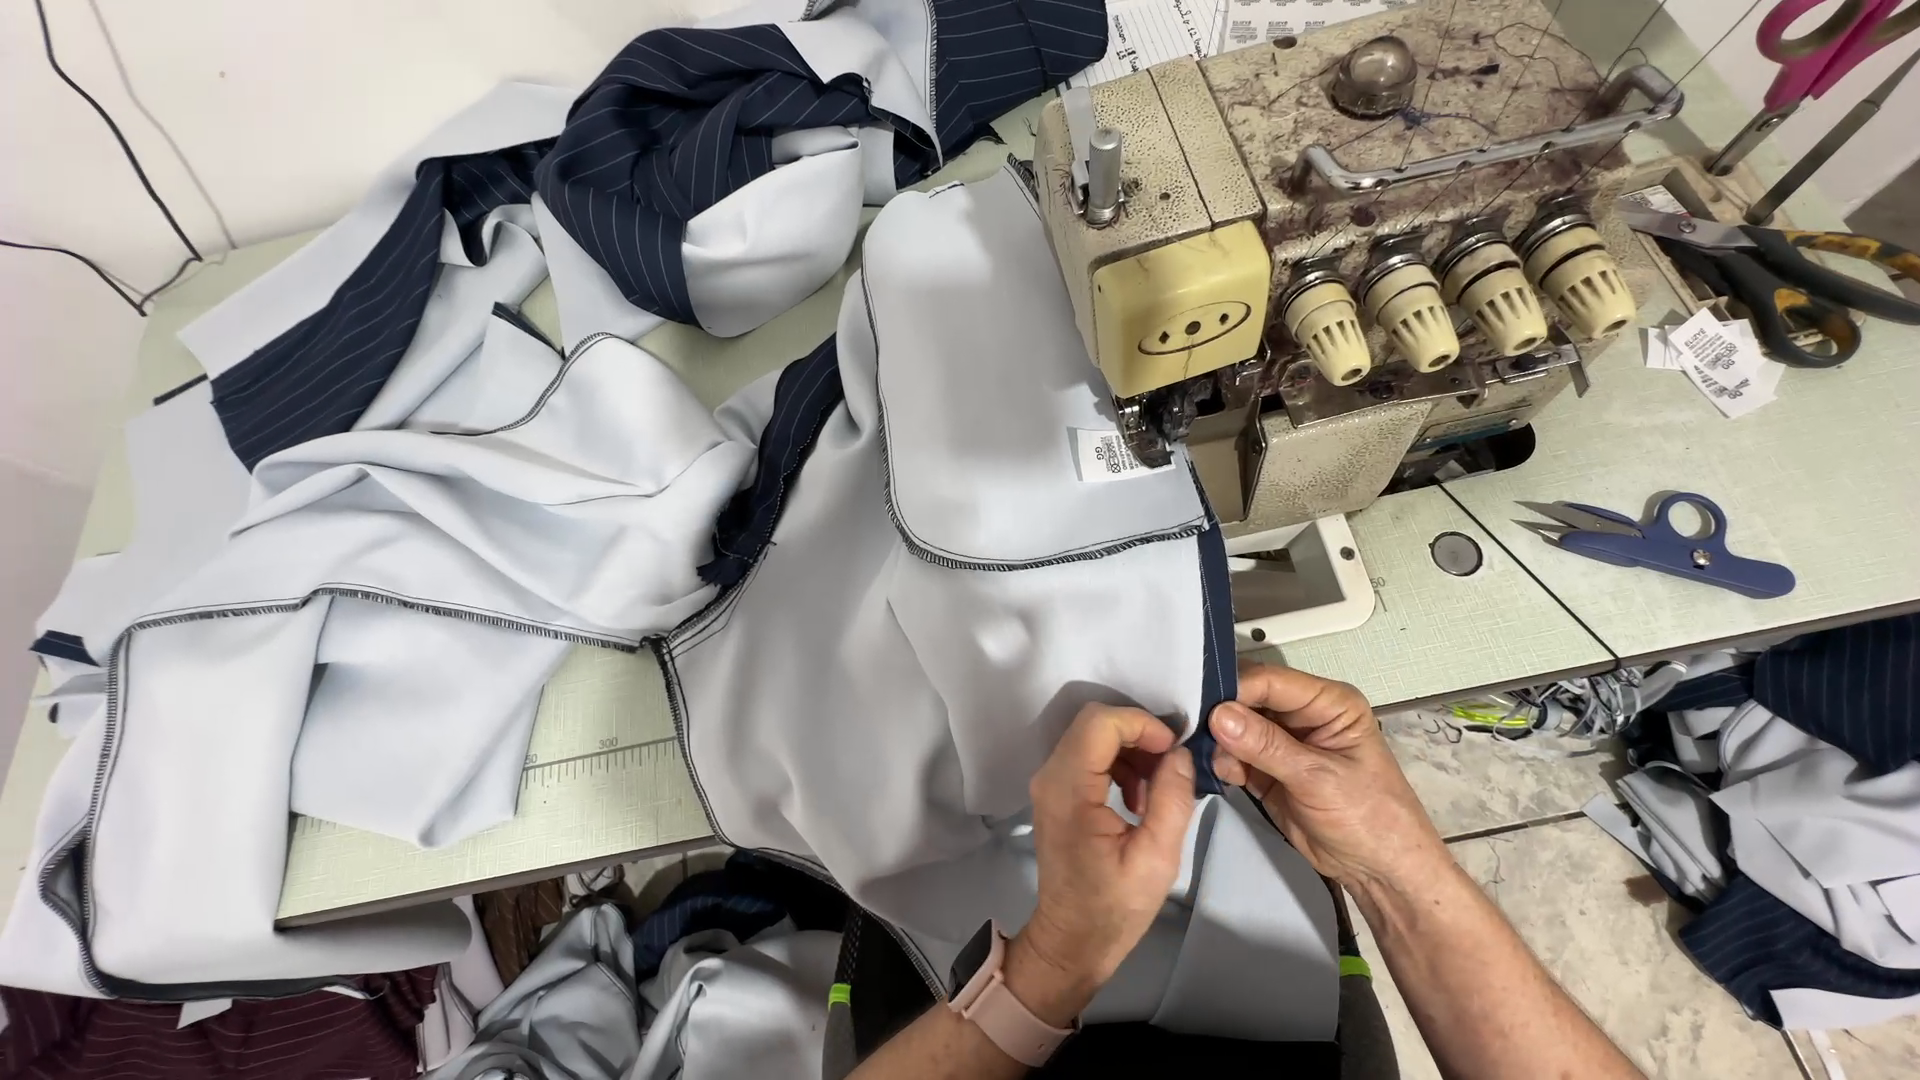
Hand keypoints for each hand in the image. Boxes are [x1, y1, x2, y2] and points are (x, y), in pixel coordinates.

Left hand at [1012, 703, 1196, 1020]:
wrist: (1072, 939)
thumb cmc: (1113, 907)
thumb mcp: (1157, 858)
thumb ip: (1171, 799)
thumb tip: (1180, 753)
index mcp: (1069, 789)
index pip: (1099, 723)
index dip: (1141, 724)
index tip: (1173, 750)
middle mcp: (1050, 776)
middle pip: (1094, 723)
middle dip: (1138, 734)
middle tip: (1171, 766)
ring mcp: (1049, 782)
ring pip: (1092, 736)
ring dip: (1130, 750)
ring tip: (1157, 791)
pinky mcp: (1056, 791)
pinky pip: (1088, 755)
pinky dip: (1118, 763)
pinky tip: (1138, 799)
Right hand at [1207, 665, 1450, 893]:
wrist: (1380, 873)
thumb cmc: (1370, 819)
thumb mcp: (1319, 779)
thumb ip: (1266, 746)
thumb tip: (1218, 715)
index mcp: (1327, 702)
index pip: (1270, 681)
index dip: (1235, 690)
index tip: (1201, 708)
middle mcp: (1301, 714)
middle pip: (1247, 698)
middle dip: (1220, 713)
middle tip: (1191, 730)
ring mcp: (1281, 741)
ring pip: (1234, 724)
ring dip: (1218, 741)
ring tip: (1213, 761)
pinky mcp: (1265, 767)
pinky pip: (1233, 752)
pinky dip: (1222, 760)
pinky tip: (1221, 774)